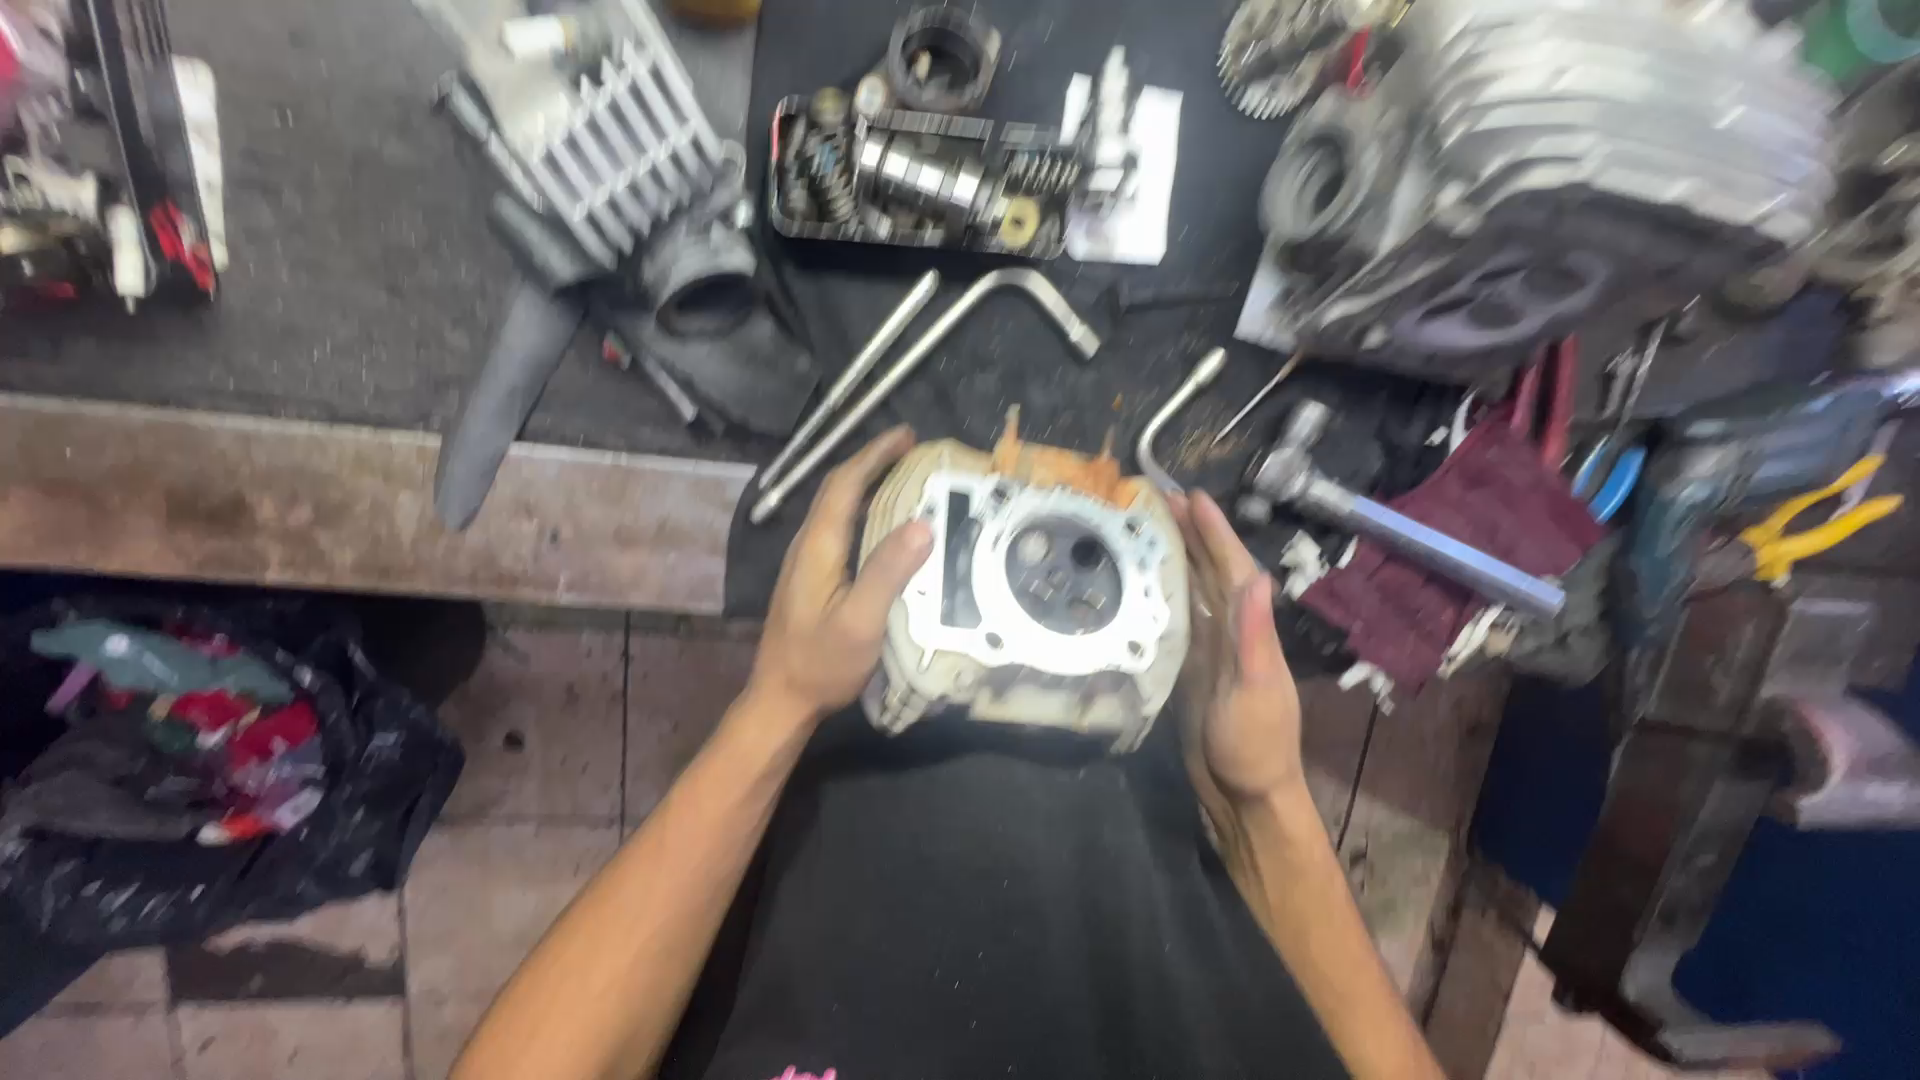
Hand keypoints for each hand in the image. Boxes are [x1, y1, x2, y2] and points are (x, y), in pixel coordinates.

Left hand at [746, 426, 933, 722]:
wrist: (781, 698)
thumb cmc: (821, 663)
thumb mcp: (860, 622)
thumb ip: (887, 572)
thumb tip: (922, 524)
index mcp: (819, 546)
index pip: (844, 485)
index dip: (874, 454)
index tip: (907, 435)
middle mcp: (809, 545)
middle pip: (838, 489)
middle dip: (872, 462)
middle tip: (912, 450)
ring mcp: (807, 562)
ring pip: (837, 508)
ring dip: (868, 485)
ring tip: (904, 477)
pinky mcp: (812, 579)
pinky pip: (840, 529)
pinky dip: (865, 512)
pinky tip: (885, 526)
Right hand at [1169, 490, 1303, 804]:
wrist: (1244, 794)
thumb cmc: (1255, 745)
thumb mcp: (1257, 690)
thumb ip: (1253, 635)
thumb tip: (1256, 575)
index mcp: (1250, 630)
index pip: (1232, 568)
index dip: (1215, 531)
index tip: (1192, 496)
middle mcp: (1230, 631)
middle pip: (1209, 571)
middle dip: (1189, 533)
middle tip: (1158, 500)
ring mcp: (1209, 650)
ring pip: (1191, 591)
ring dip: (1174, 557)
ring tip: (1147, 528)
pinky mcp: (1189, 668)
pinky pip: (1175, 620)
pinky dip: (1161, 595)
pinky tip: (1140, 584)